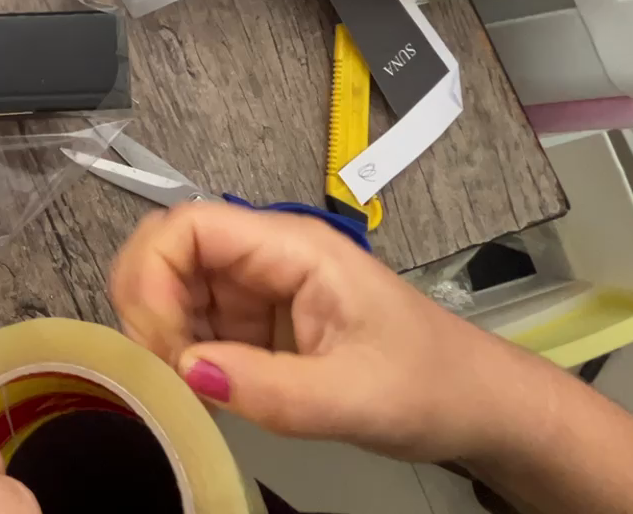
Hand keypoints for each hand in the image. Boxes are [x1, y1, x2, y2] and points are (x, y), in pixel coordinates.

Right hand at [108, 201, 551, 462]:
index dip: (154, 274)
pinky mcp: (250, 312)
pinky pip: (191, 317)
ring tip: (189, 385)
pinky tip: (204, 384)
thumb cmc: (434, 387)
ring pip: (170, 283)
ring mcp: (252, 281)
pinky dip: (181, 349)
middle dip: (149, 303)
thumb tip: (185, 372)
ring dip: (163, 330)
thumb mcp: (360, 397)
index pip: (187, 226)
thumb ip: (271, 389)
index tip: (163, 344)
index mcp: (288, 246)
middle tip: (164, 368)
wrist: (484, 407)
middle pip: (166, 248)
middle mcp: (260, 251)